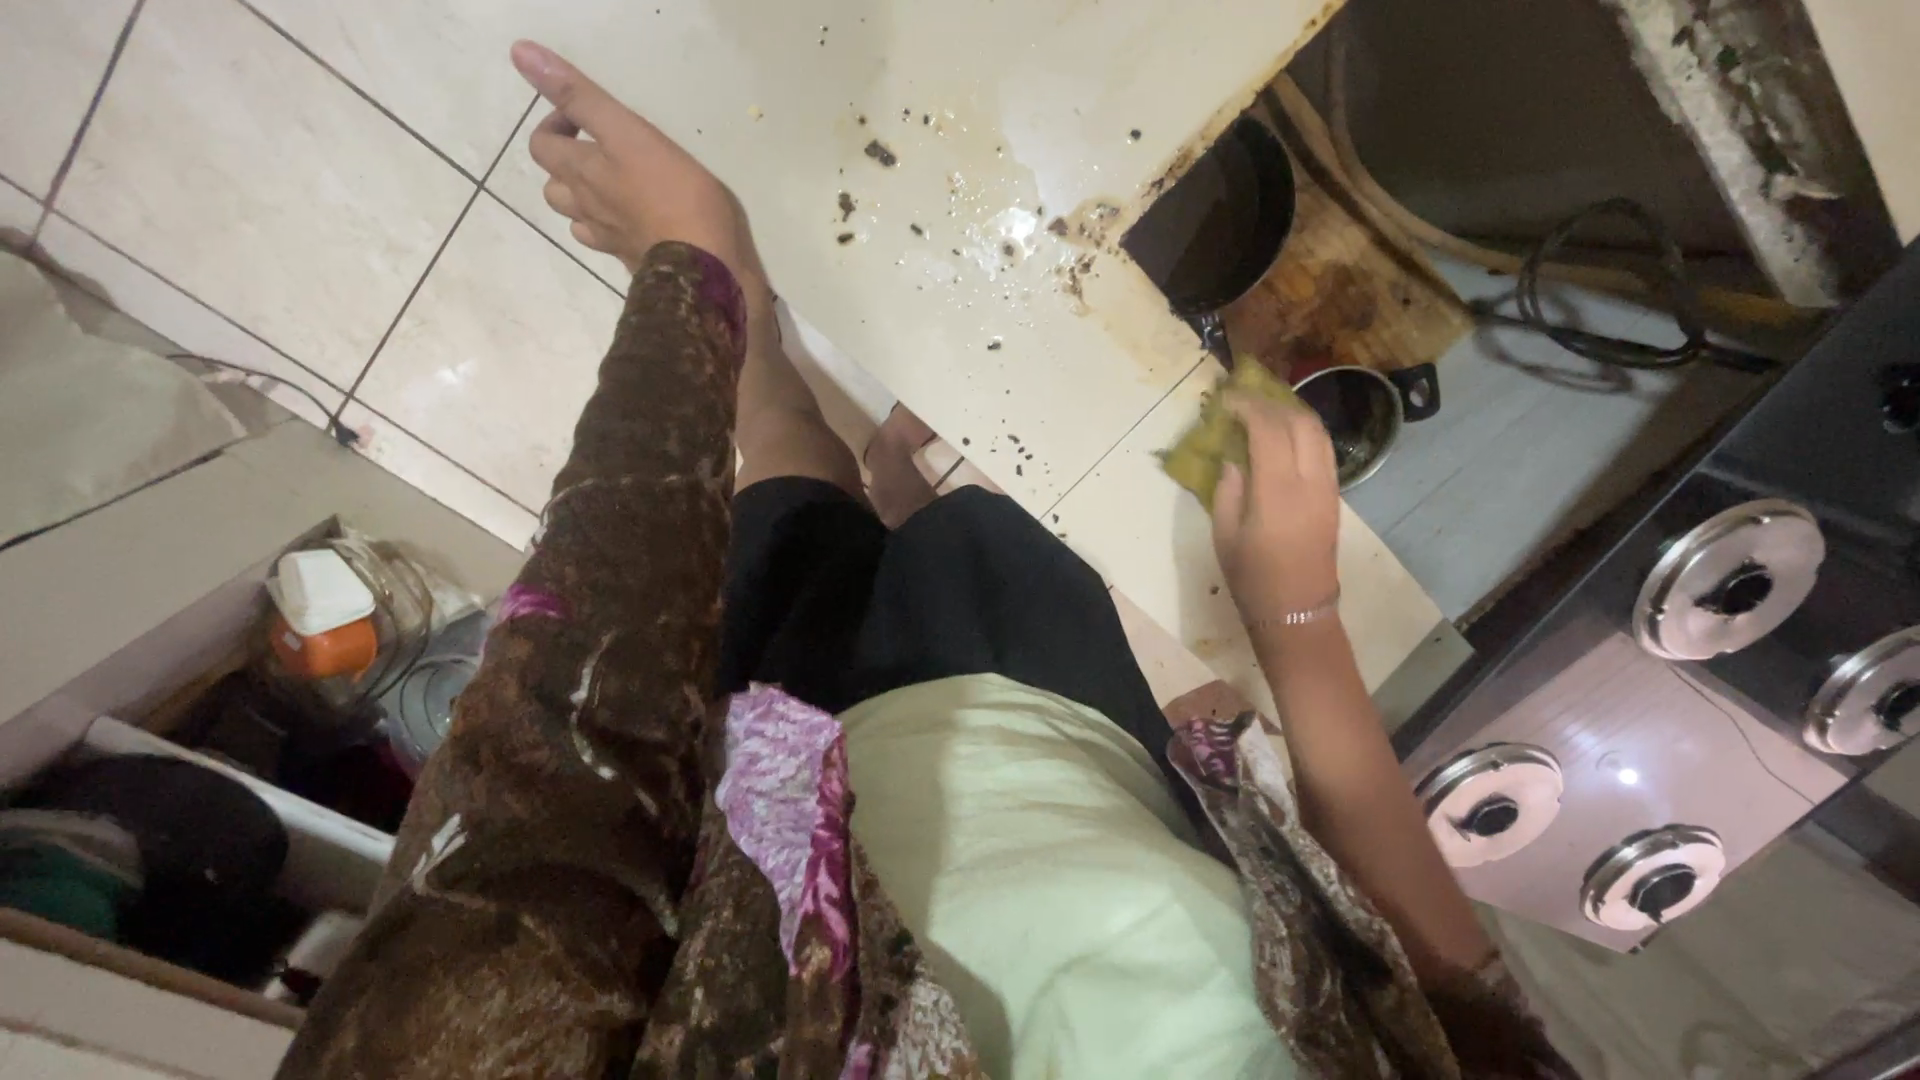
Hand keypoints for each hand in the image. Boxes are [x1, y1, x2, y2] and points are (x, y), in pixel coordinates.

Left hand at [510, 41, 769, 307]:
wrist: (702, 266)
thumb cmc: (674, 194)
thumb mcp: (628, 132)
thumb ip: (580, 97)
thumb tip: (520, 53)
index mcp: (582, 173)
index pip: (542, 145)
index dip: (555, 126)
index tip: (585, 121)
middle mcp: (587, 208)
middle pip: (555, 188)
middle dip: (567, 169)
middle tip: (598, 159)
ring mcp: (610, 241)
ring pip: (579, 222)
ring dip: (585, 206)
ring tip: (611, 195)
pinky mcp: (636, 262)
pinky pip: (611, 247)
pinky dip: (612, 235)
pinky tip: (631, 230)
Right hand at [1210, 392, 1341, 620]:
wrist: (1296, 609)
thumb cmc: (1252, 576)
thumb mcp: (1225, 534)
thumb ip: (1228, 490)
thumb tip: (1234, 460)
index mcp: (1277, 491)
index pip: (1268, 429)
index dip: (1248, 407)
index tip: (1226, 401)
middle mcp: (1309, 482)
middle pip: (1300, 422)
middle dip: (1272, 404)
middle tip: (1245, 403)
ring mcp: (1328, 488)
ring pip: (1318, 433)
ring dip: (1292, 414)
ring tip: (1265, 413)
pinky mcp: (1334, 496)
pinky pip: (1324, 450)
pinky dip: (1304, 433)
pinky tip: (1283, 437)